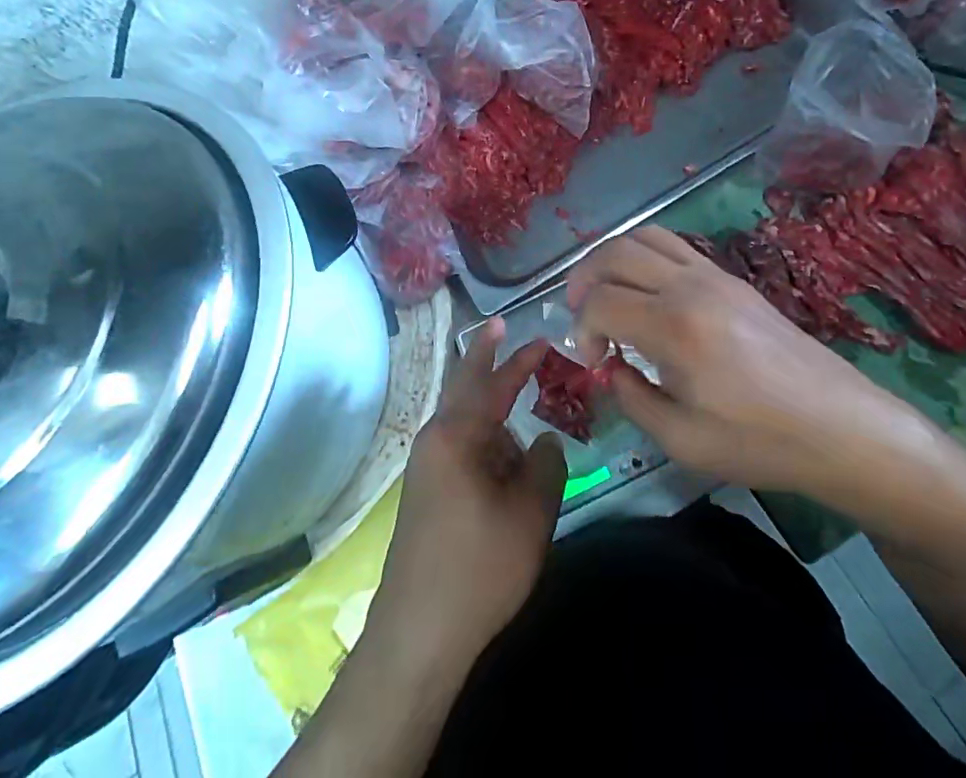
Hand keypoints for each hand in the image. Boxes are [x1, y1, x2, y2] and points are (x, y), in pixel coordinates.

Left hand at [372, 320, 564, 661]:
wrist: (419, 632)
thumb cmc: (479, 566)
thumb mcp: (531, 512)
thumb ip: (546, 464)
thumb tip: (542, 440)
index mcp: (455, 437)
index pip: (491, 384)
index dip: (518, 360)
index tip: (540, 338)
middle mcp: (434, 443)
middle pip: (465, 392)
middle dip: (486, 363)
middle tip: (502, 333)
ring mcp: (426, 470)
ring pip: (466, 427)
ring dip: (495, 418)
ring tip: (527, 426)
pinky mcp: (427, 495)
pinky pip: (462, 453)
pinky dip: (487, 447)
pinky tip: (509, 467)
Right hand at [567, 227, 949, 509]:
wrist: (841, 428)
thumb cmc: (759, 442)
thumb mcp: (681, 439)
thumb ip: (631, 398)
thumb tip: (612, 368)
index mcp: (674, 326)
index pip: (599, 301)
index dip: (582, 330)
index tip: (596, 362)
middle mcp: (691, 286)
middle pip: (615, 251)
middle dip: (583, 279)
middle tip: (580, 316)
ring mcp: (716, 277)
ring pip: (645, 236)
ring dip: (612, 259)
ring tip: (605, 294)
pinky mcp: (734, 280)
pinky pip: (675, 247)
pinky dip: (644, 258)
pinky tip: (647, 296)